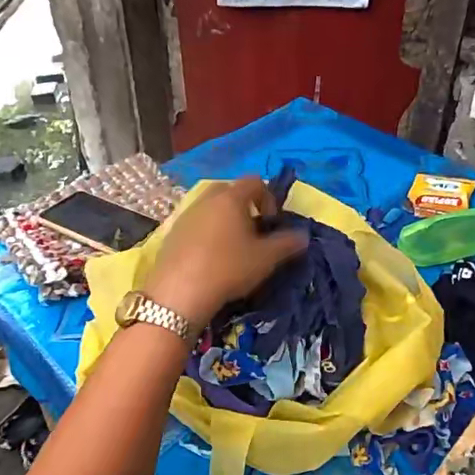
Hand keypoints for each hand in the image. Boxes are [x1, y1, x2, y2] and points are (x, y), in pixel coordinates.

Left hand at [142, 176, 307, 324]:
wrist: (179, 293)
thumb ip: (287, 243)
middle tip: (253, 232)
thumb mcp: (266, 258)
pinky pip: (195, 223)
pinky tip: (210, 258)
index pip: (255, 181)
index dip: (269, 198)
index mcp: (231, 197)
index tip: (272, 223)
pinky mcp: (171, 233)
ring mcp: (186, 215)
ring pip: (211, 207)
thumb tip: (303, 236)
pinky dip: (207, 233)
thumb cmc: (228, 268)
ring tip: (232, 248)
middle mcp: (206, 199)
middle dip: (245, 206)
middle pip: (230, 191)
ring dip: (225, 220)